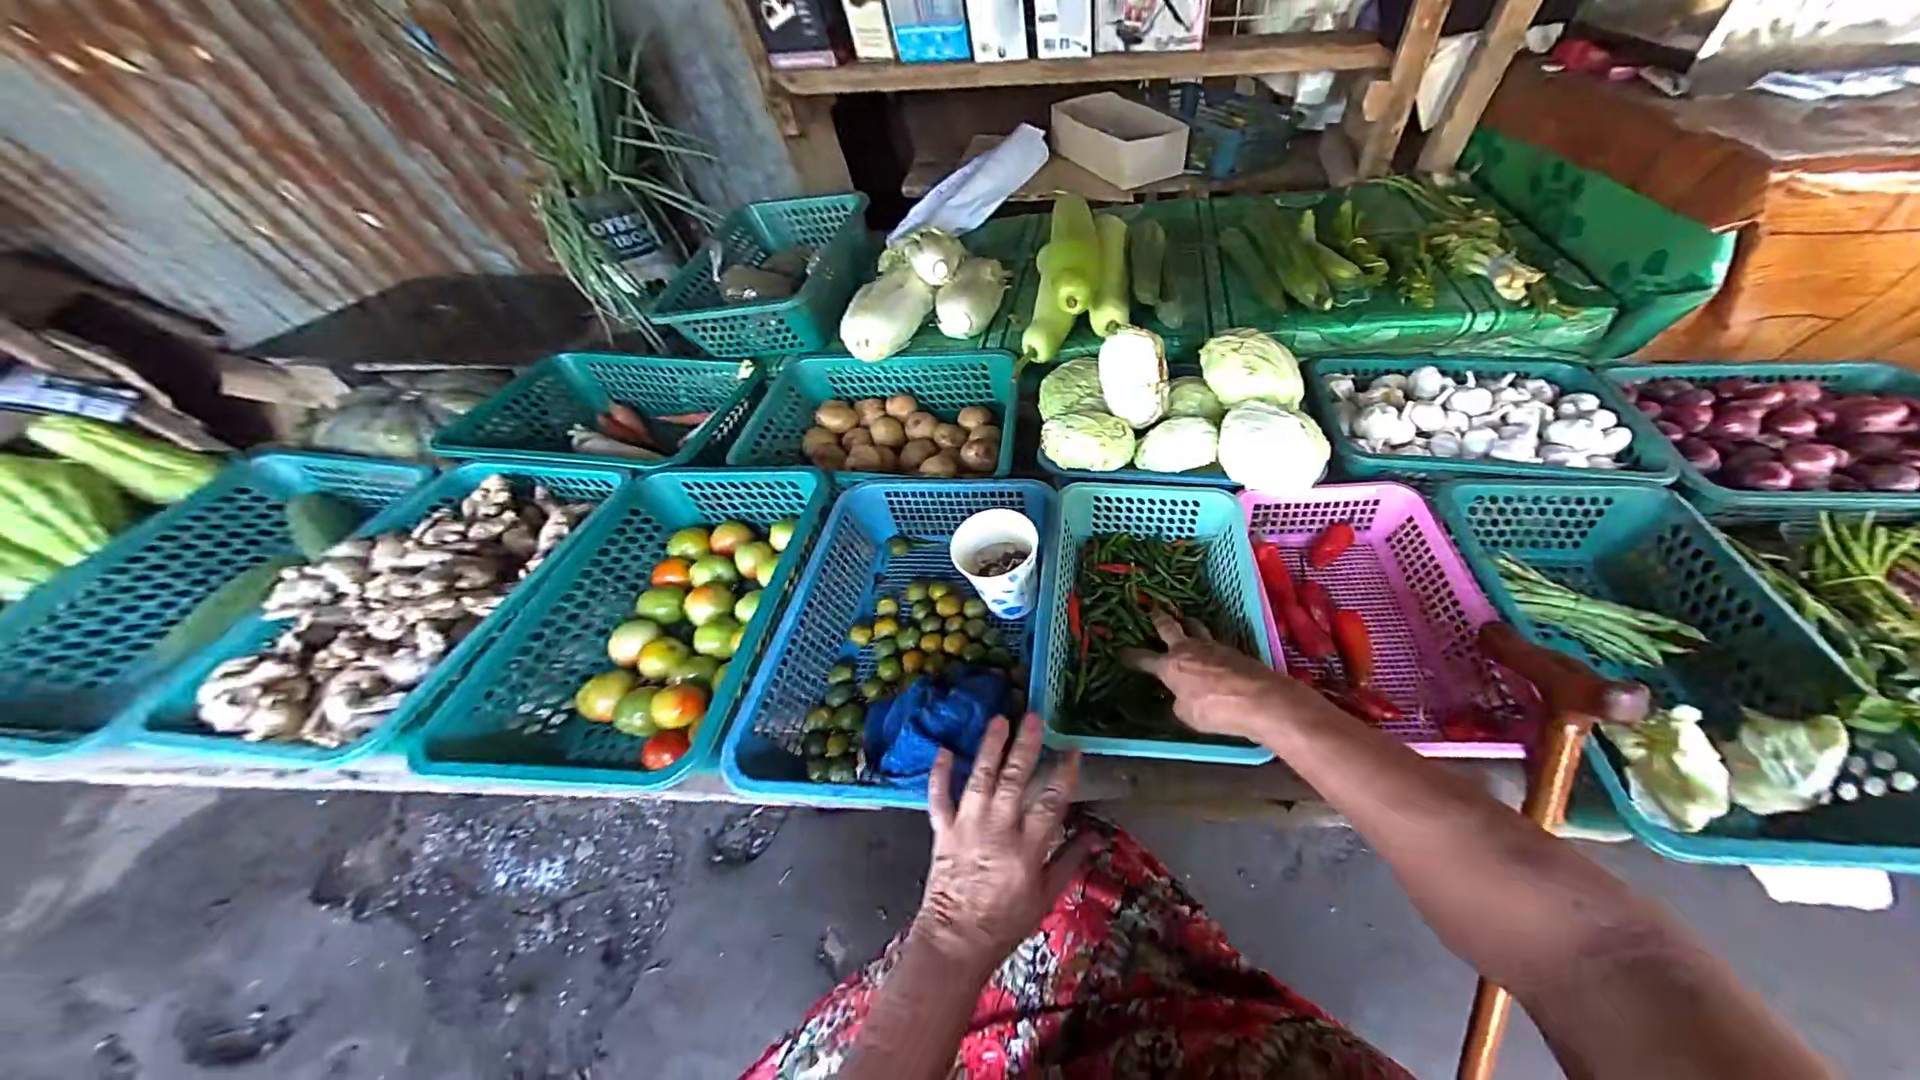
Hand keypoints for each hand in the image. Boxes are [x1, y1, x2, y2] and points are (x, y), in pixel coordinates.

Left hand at [914, 714, 1095, 972]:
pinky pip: (939, 796)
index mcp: (1026, 849)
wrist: (956, 941)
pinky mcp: (942, 829)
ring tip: (999, 720)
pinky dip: (940, 773)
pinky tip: (945, 749)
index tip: (1072, 750)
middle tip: (1033, 718)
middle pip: (1013, 780)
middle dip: (1025, 747)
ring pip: (979, 779)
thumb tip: (1094, 836)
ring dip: (989, 747)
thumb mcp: (1045, 898)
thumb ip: (1068, 862)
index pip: (1049, 802)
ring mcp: (966, 826)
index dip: (1063, 774)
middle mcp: (996, 830)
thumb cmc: (1005, 922)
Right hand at [1122, 609, 1315, 740]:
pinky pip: (1217, 641)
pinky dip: (1211, 642)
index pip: (1144, 658)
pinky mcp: (1235, 651)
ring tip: (1185, 619)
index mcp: (1170, 665)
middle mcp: (1189, 649)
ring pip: (1197, 627)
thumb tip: (1179, 697)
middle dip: (1160, 619)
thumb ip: (1178, 702)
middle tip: (1154, 609)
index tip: (1122, 652)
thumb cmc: (1214, 709)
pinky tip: (1212, 646)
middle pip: (1170, 628)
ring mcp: (1214, 647)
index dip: (1131, 656)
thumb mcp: (1186, 714)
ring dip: (1189, 623)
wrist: (1259, 700)